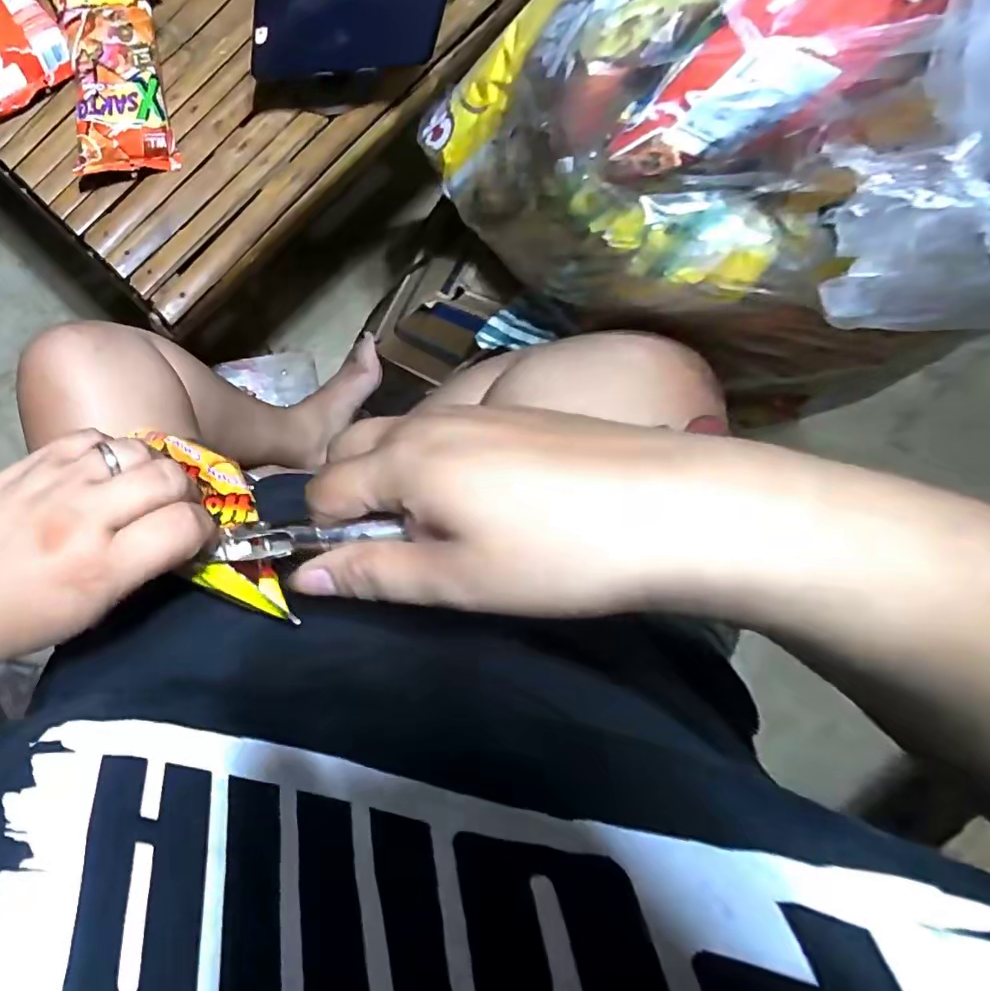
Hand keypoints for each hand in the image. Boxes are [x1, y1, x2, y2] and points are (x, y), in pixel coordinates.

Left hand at [0, 430, 215, 678]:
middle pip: (169, 476)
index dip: (203, 530)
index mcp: (100, 569)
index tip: (196, 536)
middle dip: (184, 493)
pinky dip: (108, 452)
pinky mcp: (33, 460)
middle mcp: (84, 516)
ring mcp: (56, 480)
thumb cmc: (15, 622)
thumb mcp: (89, 614)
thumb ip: (139, 568)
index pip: (185, 525)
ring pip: (136, 448)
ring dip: (149, 467)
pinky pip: (93, 436)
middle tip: (172, 508)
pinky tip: (98, 472)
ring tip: (136, 487)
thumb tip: (178, 533)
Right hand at [292, 406, 776, 615]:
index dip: (327, 532)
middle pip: (345, 451)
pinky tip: (478, 494)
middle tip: (394, 537)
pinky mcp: (506, 411)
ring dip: (383, 474)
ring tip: (434, 517)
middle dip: (345, 493)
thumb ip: (370, 573)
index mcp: (401, 460)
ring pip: (388, 436)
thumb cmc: (558, 554)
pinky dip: (423, 459)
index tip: (369, 562)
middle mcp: (421, 423)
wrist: (690, 506)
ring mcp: (466, 410)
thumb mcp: (456, 579)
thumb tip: (299, 577)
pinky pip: (431, 430)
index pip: (321, 492)